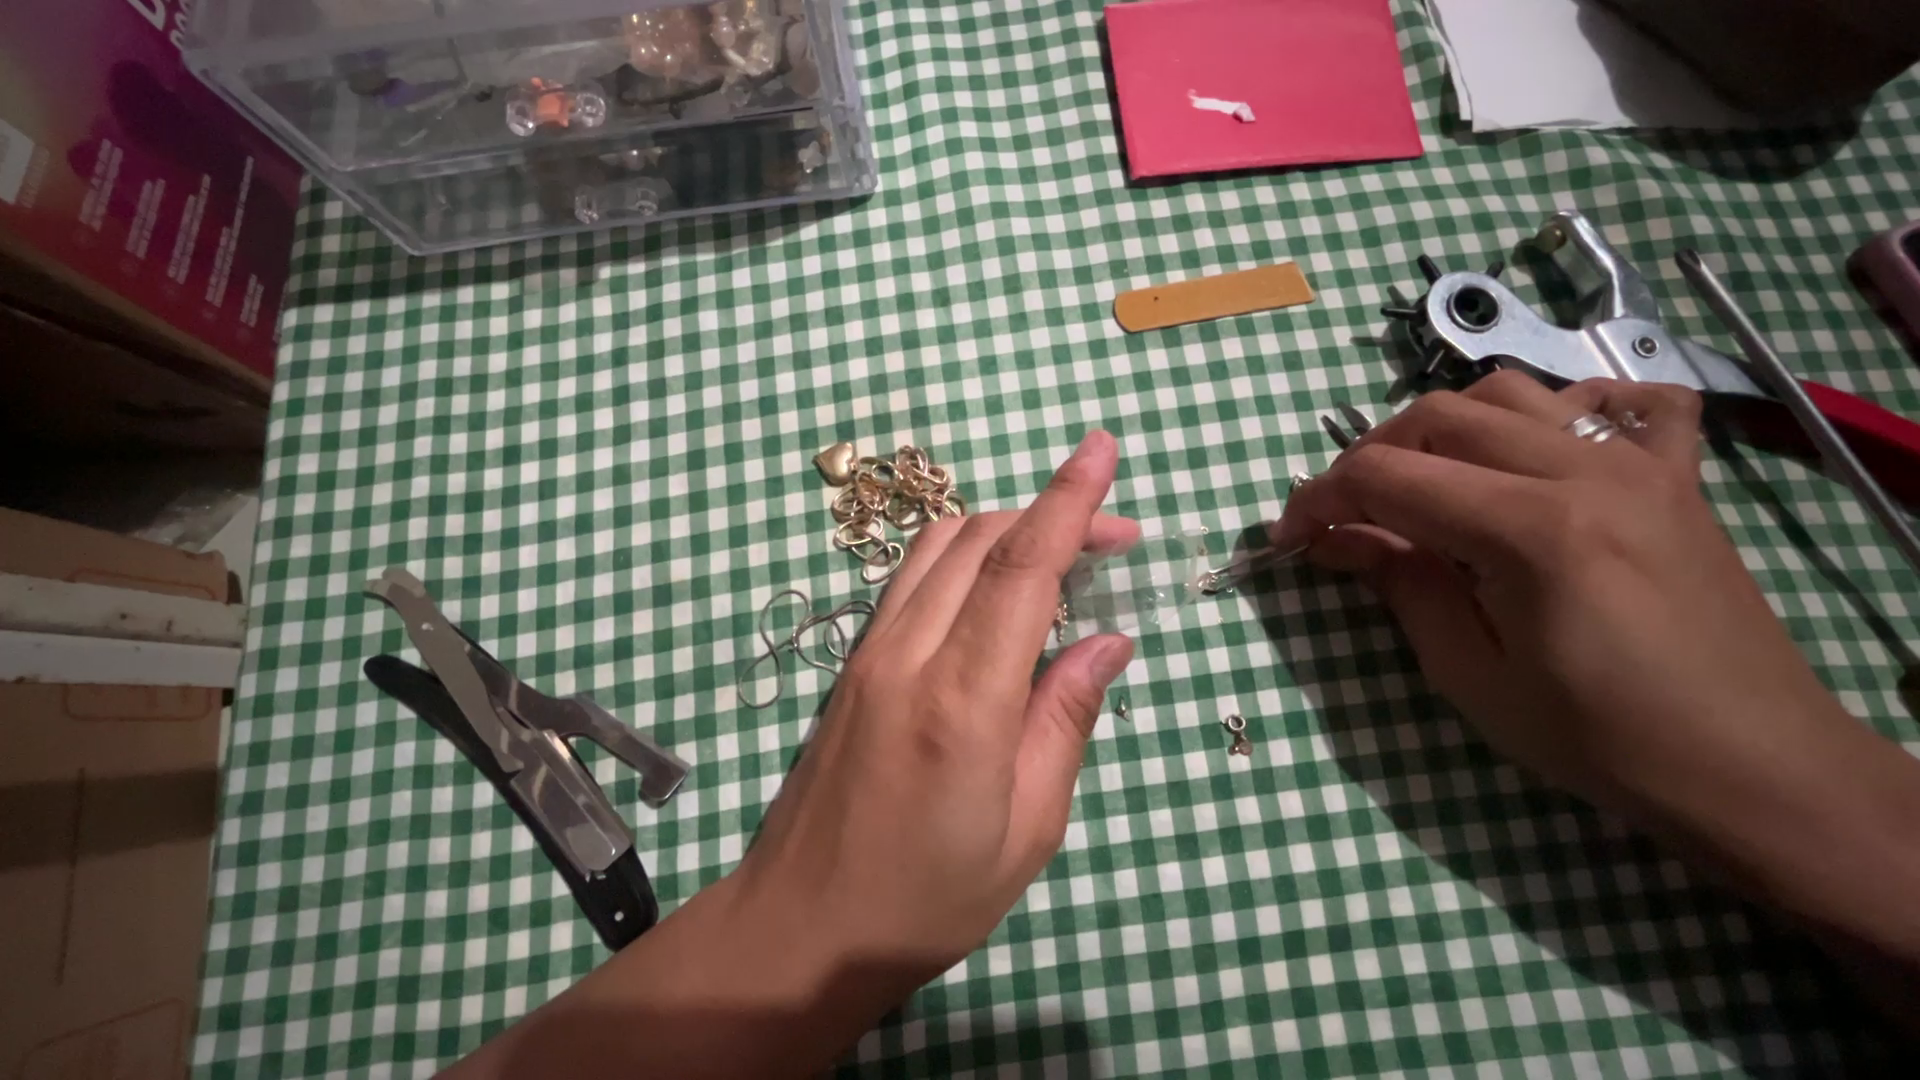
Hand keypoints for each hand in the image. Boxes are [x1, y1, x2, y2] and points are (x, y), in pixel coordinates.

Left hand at [729, 429, 1136, 976]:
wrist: (800, 926)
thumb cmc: (926, 897)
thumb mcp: (1027, 828)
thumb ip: (1066, 719)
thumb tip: (1108, 640)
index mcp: (963, 700)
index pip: (1021, 569)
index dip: (1068, 502)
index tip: (1103, 451)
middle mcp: (907, 654)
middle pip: (979, 539)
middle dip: (1050, 514)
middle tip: (1115, 538)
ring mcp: (869, 652)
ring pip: (938, 548)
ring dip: (1004, 529)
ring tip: (1061, 559)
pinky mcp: (851, 663)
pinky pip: (913, 580)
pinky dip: (964, 559)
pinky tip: (996, 592)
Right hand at [1274, 372, 1919, 962]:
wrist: (1751, 766)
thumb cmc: (1596, 737)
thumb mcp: (1469, 674)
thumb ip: (1401, 584)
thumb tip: (1337, 538)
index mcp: (1527, 531)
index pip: (1385, 476)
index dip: (1319, 499)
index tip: (1288, 535)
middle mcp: (1582, 472)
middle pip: (1436, 417)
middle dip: (1366, 458)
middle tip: (1344, 516)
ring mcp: (1638, 464)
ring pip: (1509, 393)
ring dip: (1441, 427)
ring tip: (1421, 481)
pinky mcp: (1675, 476)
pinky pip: (1623, 401)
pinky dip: (1564, 406)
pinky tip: (1540, 444)